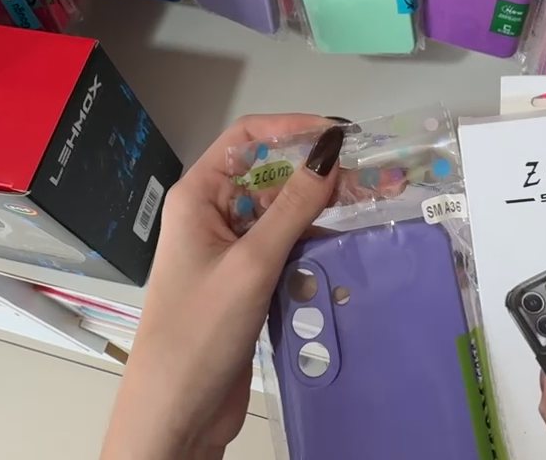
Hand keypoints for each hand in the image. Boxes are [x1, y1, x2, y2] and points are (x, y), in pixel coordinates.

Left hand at [100, 116, 346, 459]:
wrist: (174, 418)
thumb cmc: (199, 333)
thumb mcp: (251, 263)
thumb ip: (294, 206)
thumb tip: (330, 150)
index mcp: (199, 194)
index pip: (247, 137)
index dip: (292, 127)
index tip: (338, 133)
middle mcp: (214, 211)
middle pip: (270, 171)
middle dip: (315, 168)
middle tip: (369, 170)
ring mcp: (231, 244)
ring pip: (282, 207)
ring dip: (321, 202)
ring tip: (371, 198)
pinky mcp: (247, 275)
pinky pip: (285, 240)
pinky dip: (313, 235)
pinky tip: (347, 237)